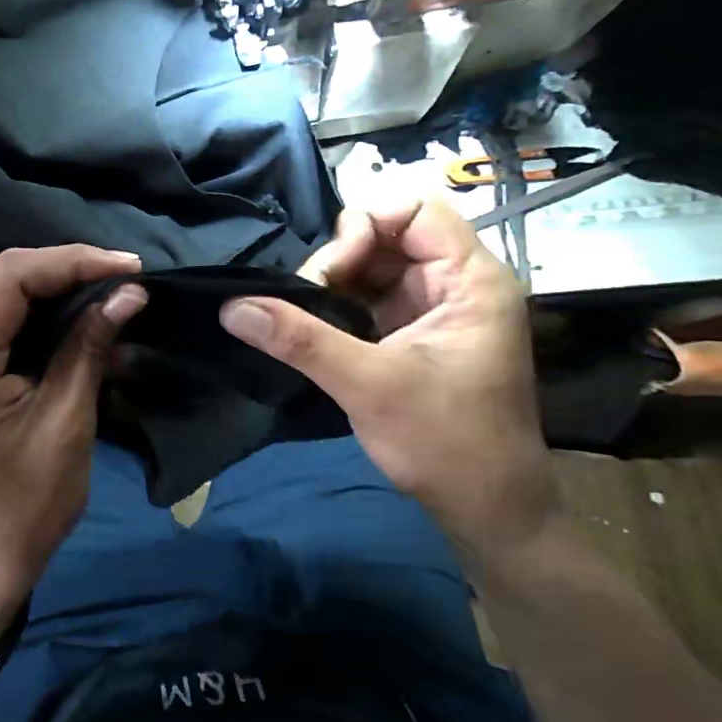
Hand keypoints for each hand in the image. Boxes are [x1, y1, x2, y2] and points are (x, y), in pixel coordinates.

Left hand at [0, 246, 146, 653]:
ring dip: (62, 296)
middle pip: (4, 282)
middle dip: (70, 274)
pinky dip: (47, 323)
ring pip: (6, 300)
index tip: (130, 268)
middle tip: (128, 281)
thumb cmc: (23, 506)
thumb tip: (130, 292)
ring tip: (116, 297)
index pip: (8, 277)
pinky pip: (3, 328)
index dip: (72, 262)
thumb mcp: (66, 420)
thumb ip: (89, 346)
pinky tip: (87, 327)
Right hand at [218, 199, 557, 550]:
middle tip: (306, 302)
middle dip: (342, 260)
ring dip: (337, 285)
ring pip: (377, 268)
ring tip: (304, 318)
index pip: (416, 209)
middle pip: (390, 235)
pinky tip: (316, 328)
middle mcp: (458, 283)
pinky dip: (343, 308)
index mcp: (471, 279)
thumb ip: (301, 340)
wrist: (489, 511)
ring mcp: (438, 309)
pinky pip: (375, 300)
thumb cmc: (447, 444)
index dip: (366, 226)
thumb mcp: (369, 386)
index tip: (330, 274)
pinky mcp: (419, 334)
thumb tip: (232, 307)